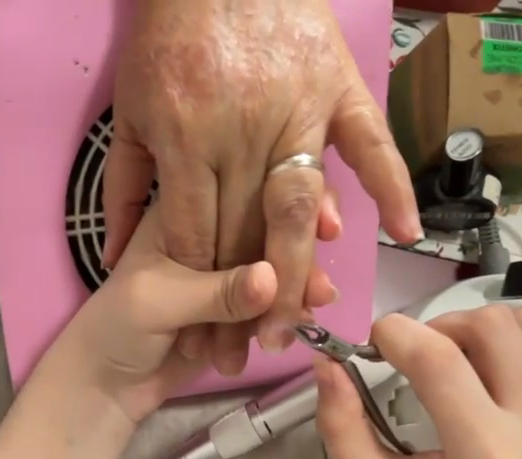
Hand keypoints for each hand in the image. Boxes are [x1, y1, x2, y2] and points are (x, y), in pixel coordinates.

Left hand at [51, 207, 333, 422]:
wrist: (107, 384)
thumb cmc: (115, 329)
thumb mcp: (157, 304)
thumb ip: (213, 292)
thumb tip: (269, 280)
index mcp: (182, 209)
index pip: (241, 196)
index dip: (282, 208)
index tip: (319, 226)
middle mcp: (210, 230)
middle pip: (268, 226)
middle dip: (299, 250)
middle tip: (319, 279)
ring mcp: (227, 271)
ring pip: (276, 264)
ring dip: (299, 283)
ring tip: (317, 303)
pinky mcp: (238, 308)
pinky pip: (273, 302)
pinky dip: (290, 310)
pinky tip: (307, 318)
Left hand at [103, 0, 420, 370]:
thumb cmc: (166, 41)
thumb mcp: (129, 116)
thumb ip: (124, 189)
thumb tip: (116, 255)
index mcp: (185, 139)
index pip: (195, 236)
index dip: (199, 292)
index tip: (206, 334)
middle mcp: (241, 131)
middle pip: (244, 236)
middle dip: (245, 303)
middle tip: (249, 354)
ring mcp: (295, 109)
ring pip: (300, 207)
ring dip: (303, 271)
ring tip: (304, 322)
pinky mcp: (336, 86)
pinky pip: (369, 142)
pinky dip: (390, 186)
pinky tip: (405, 234)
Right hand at [316, 306, 521, 458]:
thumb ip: (340, 423)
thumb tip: (328, 362)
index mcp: (483, 453)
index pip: (442, 363)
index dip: (399, 335)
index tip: (373, 341)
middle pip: (491, 327)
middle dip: (437, 327)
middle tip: (410, 356)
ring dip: (472, 329)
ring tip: (445, 360)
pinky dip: (499, 343)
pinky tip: (475, 373)